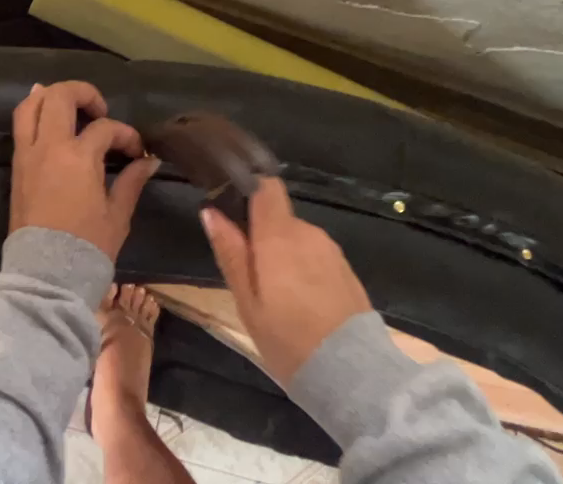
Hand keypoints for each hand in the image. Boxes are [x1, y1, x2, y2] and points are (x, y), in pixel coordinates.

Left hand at [9, 81, 160, 259]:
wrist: (46, 277)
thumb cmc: (87, 247)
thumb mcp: (117, 215)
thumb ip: (131, 182)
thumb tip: (148, 162)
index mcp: (78, 157)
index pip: (105, 129)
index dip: (126, 135)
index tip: (137, 152)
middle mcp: (49, 147)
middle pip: (61, 97)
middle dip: (85, 94)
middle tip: (100, 110)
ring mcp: (28, 154)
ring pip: (31, 105)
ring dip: (52, 96)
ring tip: (71, 104)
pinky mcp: (17, 166)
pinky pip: (21, 125)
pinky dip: (33, 111)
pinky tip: (47, 110)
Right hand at [201, 177, 372, 382]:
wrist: (352, 376)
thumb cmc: (288, 340)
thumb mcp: (247, 302)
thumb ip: (231, 252)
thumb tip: (210, 211)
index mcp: (278, 235)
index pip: (266, 186)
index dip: (249, 190)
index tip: (233, 209)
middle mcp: (307, 232)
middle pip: (278, 217)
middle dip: (263, 237)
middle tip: (252, 277)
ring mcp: (331, 250)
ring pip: (297, 239)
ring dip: (285, 255)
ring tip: (279, 298)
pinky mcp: (346, 269)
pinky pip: (316, 256)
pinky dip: (305, 270)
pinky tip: (304, 304)